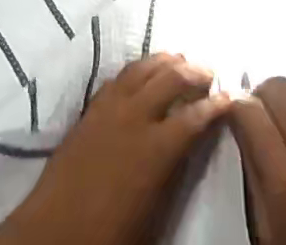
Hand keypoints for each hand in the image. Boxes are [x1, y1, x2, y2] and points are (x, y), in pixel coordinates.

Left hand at [0, 53, 230, 244]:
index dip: (216, 106)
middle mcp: (134, 117)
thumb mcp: (156, 210)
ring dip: (164, 62)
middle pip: (170, 79)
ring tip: (180, 58)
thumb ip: (175, 170)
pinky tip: (144, 70)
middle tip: (209, 72)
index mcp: (156, 148)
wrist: (54, 230)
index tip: (230, 98)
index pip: (194, 116)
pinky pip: (119, 77)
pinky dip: (138, 69)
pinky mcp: (90, 108)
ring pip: (142, 69)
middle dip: (194, 72)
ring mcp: (109, 108)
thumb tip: (189, 145)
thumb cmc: (112, 232)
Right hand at [230, 77, 285, 244]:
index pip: (249, 109)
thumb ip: (252, 173)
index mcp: (285, 174)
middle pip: (280, 88)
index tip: (229, 111)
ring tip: (279, 130)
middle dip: (261, 95)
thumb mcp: (266, 227)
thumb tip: (241, 131)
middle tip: (253, 116)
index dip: (233, 104)